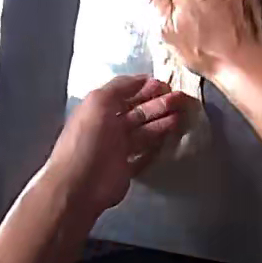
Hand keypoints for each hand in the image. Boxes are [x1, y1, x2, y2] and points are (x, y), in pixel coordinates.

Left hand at [40, 75, 191, 217]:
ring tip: (182, 116)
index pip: (126, 94)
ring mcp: (118, 149)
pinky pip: (144, 156)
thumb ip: (119, 87)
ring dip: (163, 123)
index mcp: (100, 109)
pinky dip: (157, 148)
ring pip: (144, 132)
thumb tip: (143, 79)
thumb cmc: (88, 138)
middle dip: (160, 104)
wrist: (79, 183)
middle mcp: (109, 127)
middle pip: (139, 112)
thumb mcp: (99, 102)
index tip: (167, 85)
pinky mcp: (126, 169)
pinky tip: (172, 139)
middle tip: (181, 99)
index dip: (145, 88)